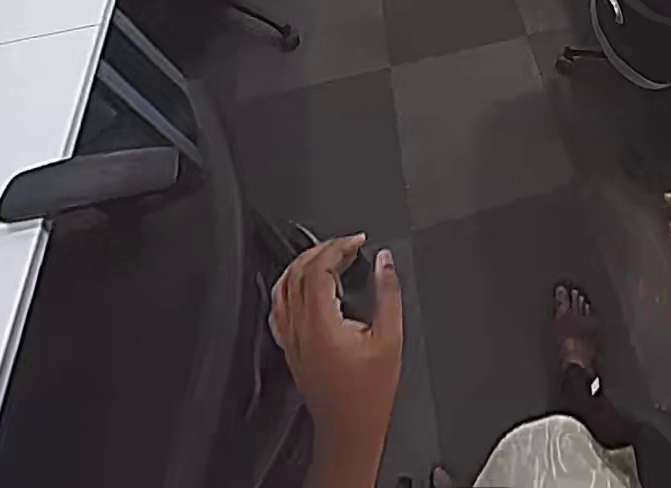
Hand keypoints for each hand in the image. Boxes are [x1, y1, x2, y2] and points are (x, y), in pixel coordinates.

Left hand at [271, 234, 402, 465]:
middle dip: (321, 250)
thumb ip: (388, 291)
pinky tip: (309, 284)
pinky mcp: (290, 349)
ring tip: (328, 255)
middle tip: (347, 243)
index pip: (317, 271)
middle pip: (295, 274)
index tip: (357, 241)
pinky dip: (292, 286)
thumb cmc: (370, 391)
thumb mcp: (391, 335)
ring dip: (303, 265)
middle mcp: (299, 332)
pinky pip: (279, 308)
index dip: (337, 247)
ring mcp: (291, 341)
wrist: (350, 429)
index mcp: (321, 326)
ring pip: (281, 290)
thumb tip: (385, 259)